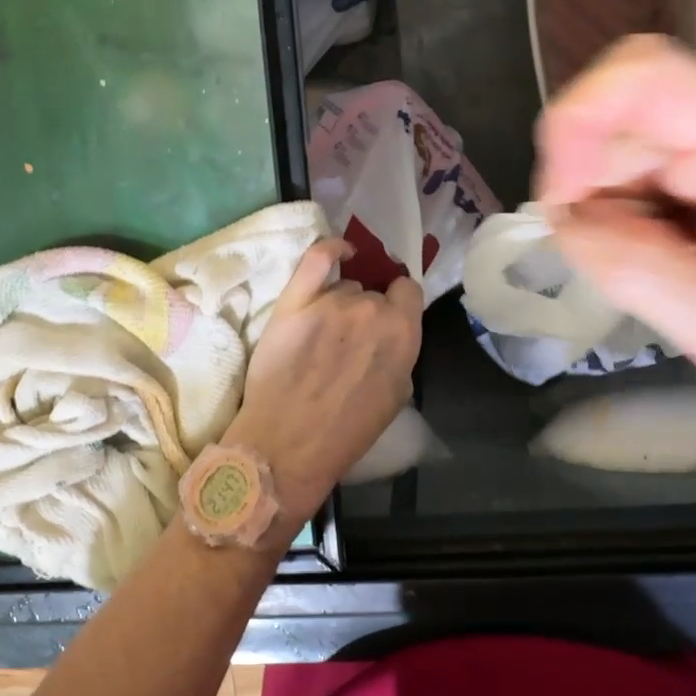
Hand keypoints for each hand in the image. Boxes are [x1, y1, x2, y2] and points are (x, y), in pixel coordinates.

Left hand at [222, 240, 423, 520]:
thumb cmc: (346, 431)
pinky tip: (339, 253)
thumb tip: (392, 333)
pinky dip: (332, 249)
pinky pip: (319, 256)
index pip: (409, 292)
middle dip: (368, 311)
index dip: (400, 303)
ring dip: (341, 302)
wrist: (286, 446)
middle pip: (374, 292)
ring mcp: (331, 300)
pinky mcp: (295, 300)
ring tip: (323, 335)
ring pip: (345, 286)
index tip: (389, 317)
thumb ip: (400, 352)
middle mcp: (370, 308)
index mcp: (402, 332)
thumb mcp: (397, 395)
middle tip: (351, 341)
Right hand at [535, 35, 695, 425]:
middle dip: (587, 180)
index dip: (581, 118)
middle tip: (601, 257)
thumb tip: (562, 220)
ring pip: (624, 141)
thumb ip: (641, 273)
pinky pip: (642, 167)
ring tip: (649, 271)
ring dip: (606, 202)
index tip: (560, 200)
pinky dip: (625, 211)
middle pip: (624, 111)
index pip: (649, 76)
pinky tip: (660, 260)